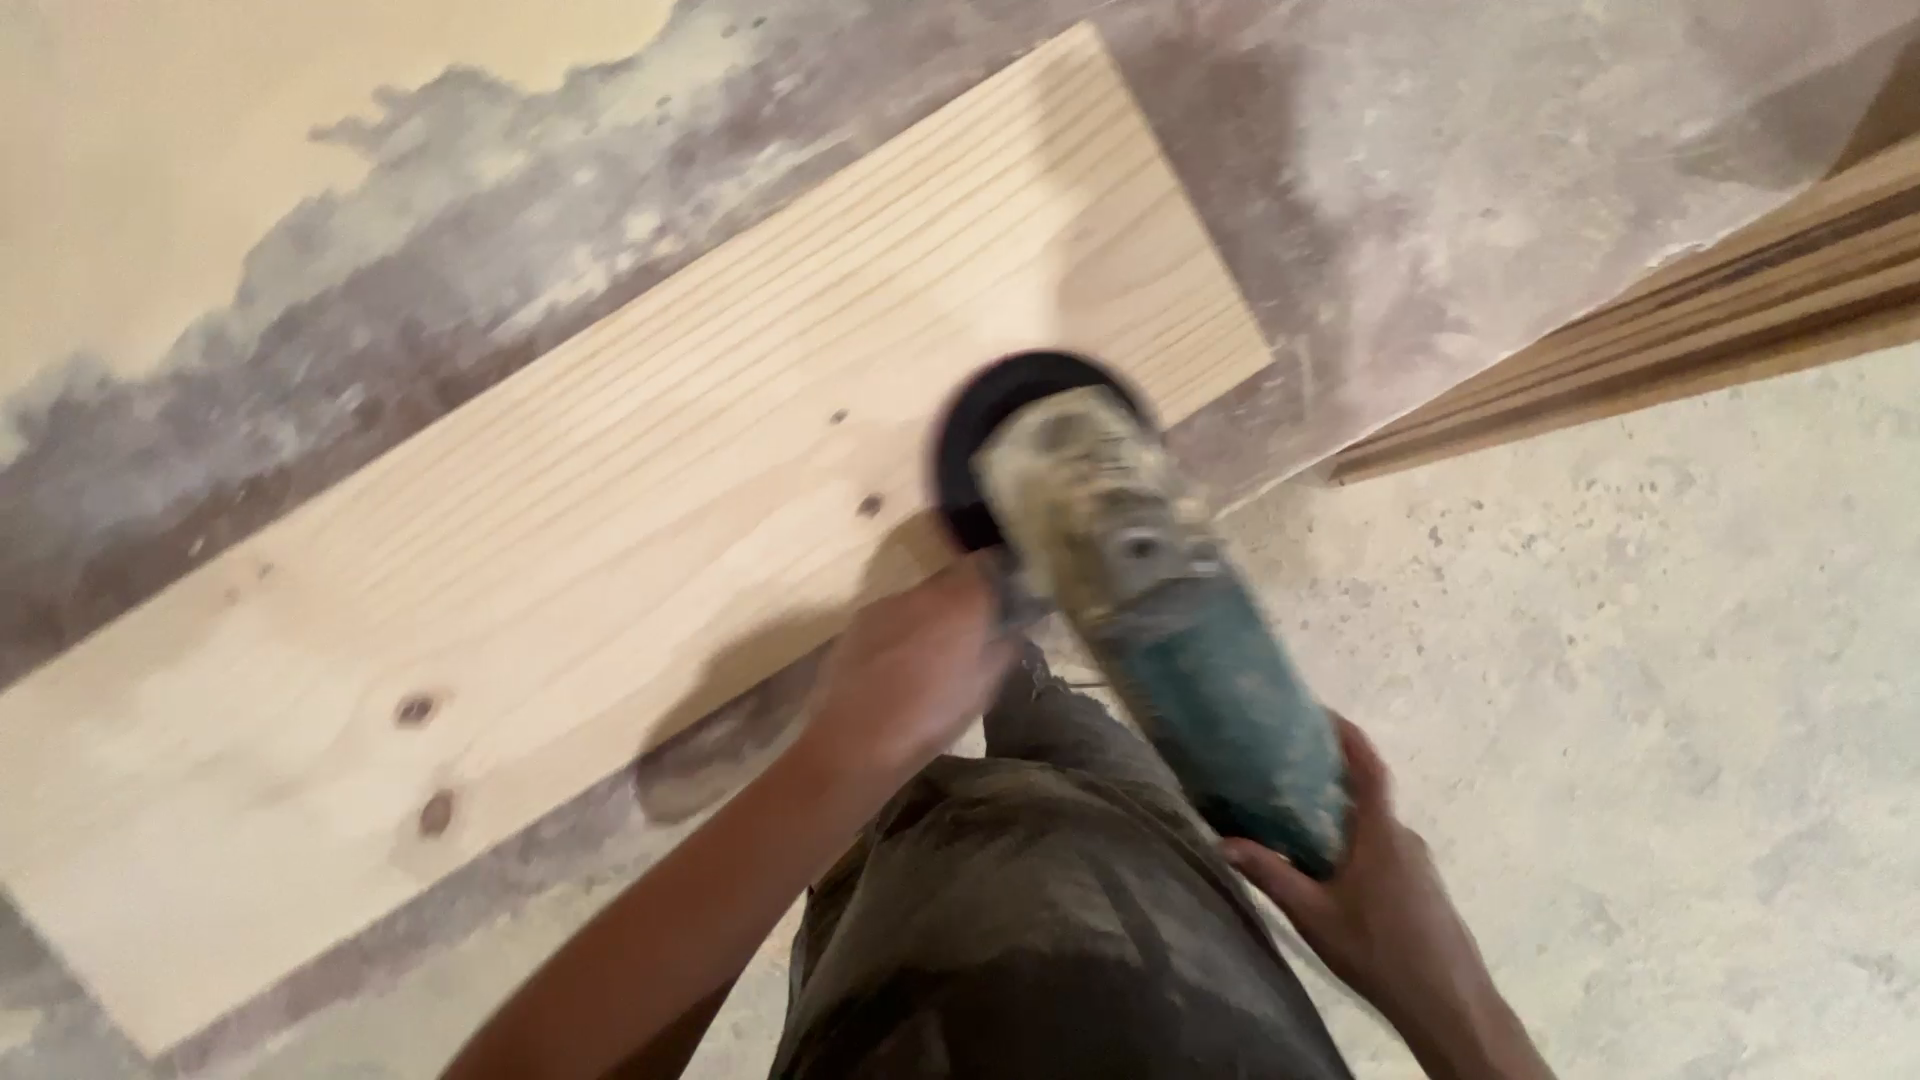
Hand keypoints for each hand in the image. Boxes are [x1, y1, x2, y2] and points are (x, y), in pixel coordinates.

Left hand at [799, 552, 1015, 777]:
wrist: (854, 740)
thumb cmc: (930, 719)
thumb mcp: (982, 691)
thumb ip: (1005, 649)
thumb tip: (1016, 628)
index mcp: (962, 604)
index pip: (988, 564)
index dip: (1000, 576)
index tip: (1008, 598)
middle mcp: (924, 592)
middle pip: (954, 578)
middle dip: (967, 598)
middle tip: (974, 630)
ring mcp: (887, 604)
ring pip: (922, 598)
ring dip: (934, 615)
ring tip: (934, 653)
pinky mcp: (858, 620)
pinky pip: (894, 614)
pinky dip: (905, 628)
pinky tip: (900, 662)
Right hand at [1223, 718, 1552, 1079]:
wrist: (1453, 1009)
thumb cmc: (1381, 952)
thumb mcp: (1314, 914)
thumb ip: (1269, 874)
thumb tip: (1220, 842)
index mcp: (1382, 834)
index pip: (1369, 768)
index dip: (1348, 735)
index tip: (1321, 711)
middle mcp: (1404, 839)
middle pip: (1367, 794)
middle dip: (1329, 776)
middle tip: (1284, 769)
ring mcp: (1418, 864)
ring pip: (1373, 825)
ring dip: (1340, 814)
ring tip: (1296, 816)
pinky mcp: (1422, 887)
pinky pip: (1383, 847)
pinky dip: (1354, 840)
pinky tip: (1328, 865)